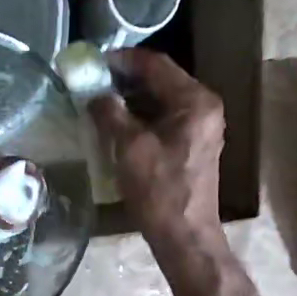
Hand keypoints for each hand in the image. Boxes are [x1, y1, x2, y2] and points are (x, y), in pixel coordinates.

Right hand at [89, 49, 225, 252]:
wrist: (184, 236)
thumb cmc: (159, 191)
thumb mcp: (129, 148)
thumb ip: (111, 114)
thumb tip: (96, 95)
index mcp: (195, 101)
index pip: (156, 65)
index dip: (123, 60)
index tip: (94, 62)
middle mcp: (204, 108)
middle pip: (161, 80)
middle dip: (125, 79)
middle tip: (92, 81)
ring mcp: (201, 128)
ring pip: (161, 101)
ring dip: (131, 99)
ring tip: (98, 101)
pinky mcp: (192, 146)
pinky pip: (164, 120)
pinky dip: (140, 117)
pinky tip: (116, 125)